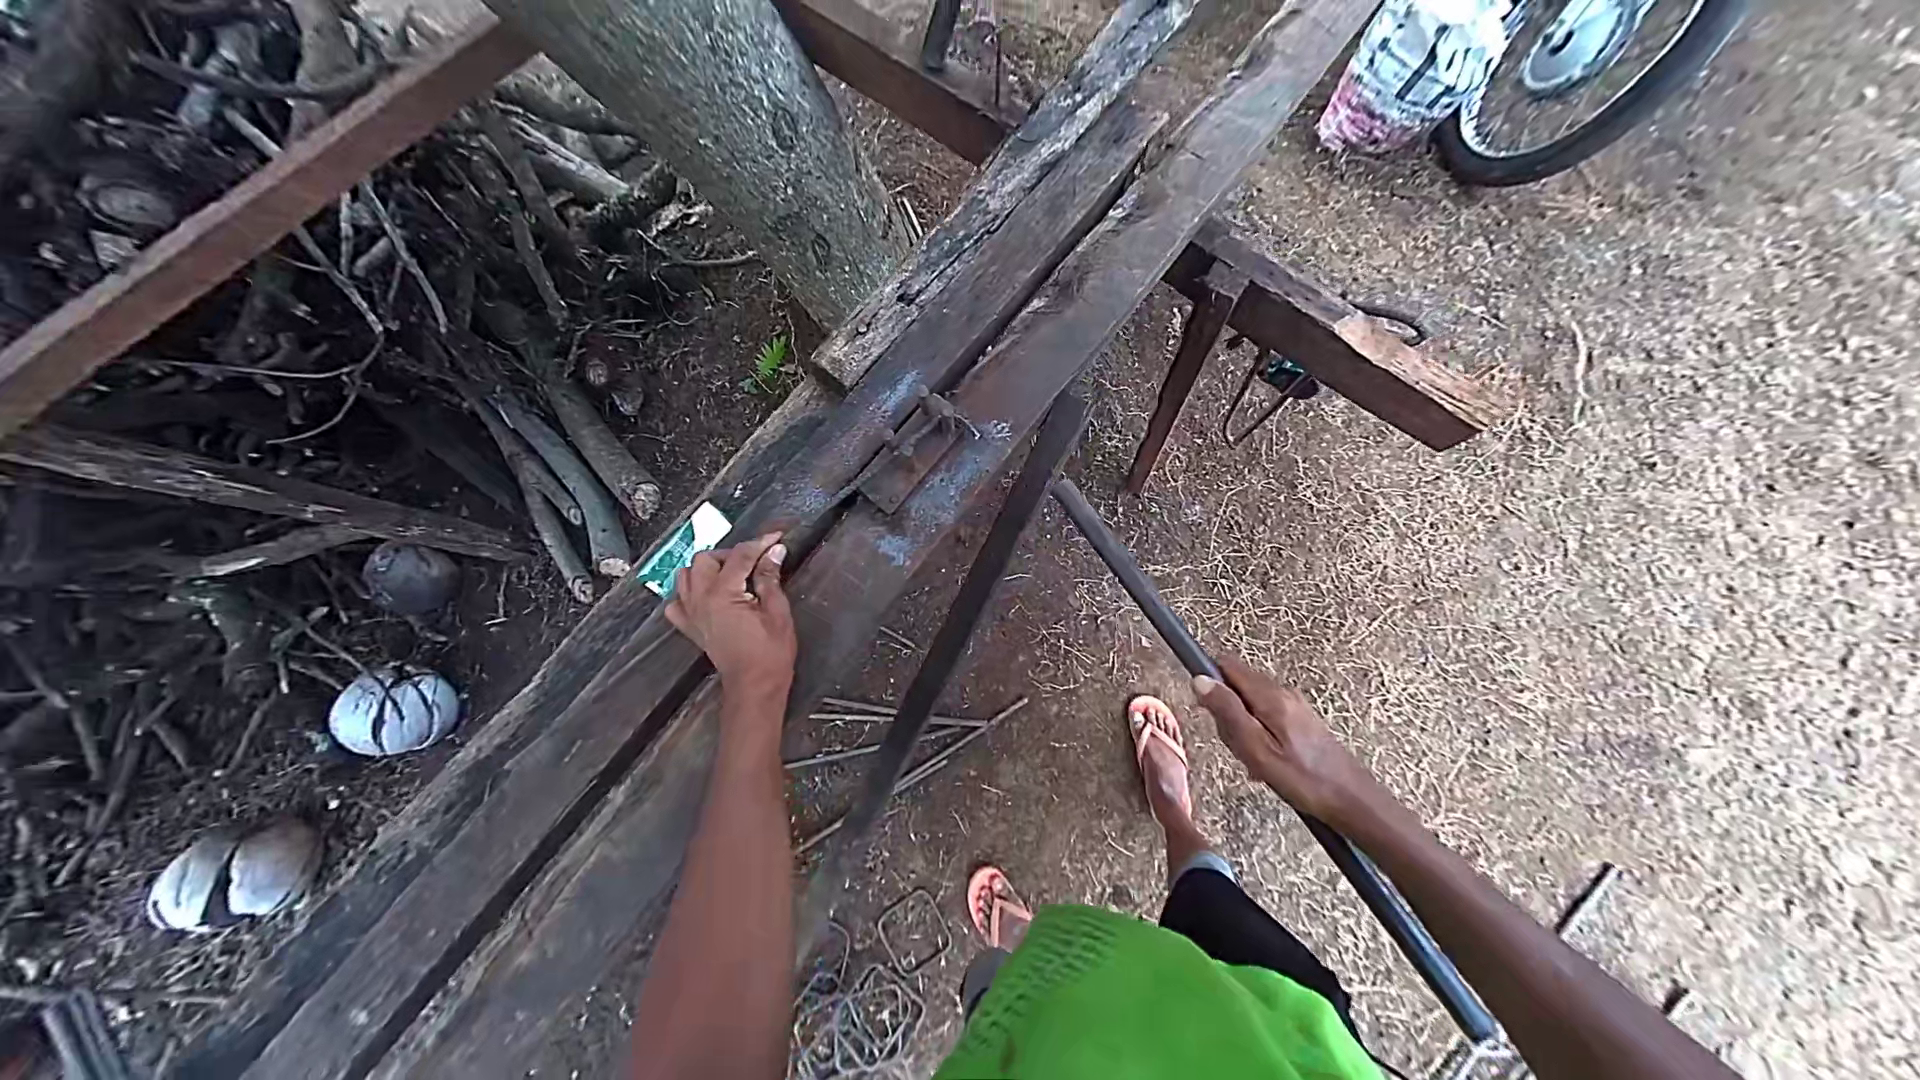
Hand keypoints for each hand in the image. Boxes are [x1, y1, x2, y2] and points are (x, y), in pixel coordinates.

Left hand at [664, 533, 795, 704]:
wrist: (754, 686)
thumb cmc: (770, 653)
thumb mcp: (777, 611)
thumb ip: (770, 578)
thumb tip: (773, 551)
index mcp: (723, 594)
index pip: (740, 556)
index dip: (760, 543)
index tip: (776, 538)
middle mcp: (700, 600)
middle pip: (706, 558)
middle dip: (731, 554)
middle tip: (755, 560)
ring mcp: (690, 613)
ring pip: (687, 575)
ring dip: (707, 568)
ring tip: (731, 574)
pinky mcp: (689, 626)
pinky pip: (678, 601)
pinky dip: (689, 592)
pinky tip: (707, 595)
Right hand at [1191, 655, 1380, 828]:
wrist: (1352, 801)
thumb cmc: (1303, 780)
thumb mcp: (1255, 748)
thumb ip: (1227, 711)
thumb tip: (1200, 680)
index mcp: (1270, 696)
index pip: (1226, 665)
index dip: (1210, 683)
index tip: (1208, 711)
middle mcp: (1283, 693)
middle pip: (1236, 685)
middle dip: (1226, 712)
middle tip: (1237, 745)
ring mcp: (1294, 705)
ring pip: (1249, 703)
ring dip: (1242, 728)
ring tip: (1254, 758)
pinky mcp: (1300, 719)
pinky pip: (1265, 716)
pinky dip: (1257, 735)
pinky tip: (1266, 761)